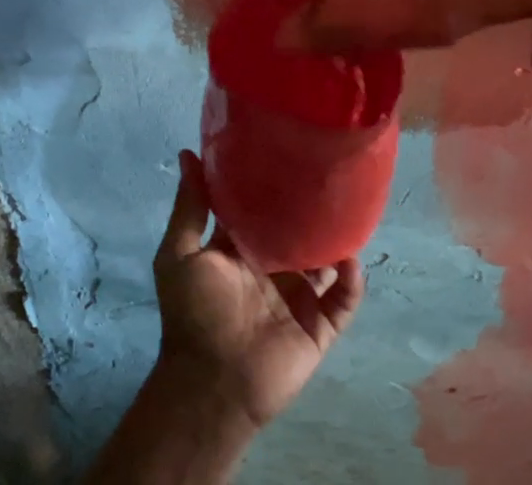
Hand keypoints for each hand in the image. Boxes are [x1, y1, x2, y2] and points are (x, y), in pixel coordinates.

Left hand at [152, 150, 364, 427]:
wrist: (212, 383)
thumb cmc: (193, 313)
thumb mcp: (179, 254)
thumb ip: (190, 206)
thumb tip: (188, 153)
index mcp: (240, 250)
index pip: (262, 210)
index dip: (273, 185)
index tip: (289, 148)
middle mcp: (272, 268)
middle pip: (299, 232)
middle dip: (312, 208)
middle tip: (329, 172)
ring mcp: (299, 297)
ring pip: (326, 261)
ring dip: (337, 239)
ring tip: (349, 207)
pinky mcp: (320, 326)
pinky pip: (344, 298)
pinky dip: (352, 279)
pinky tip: (350, 257)